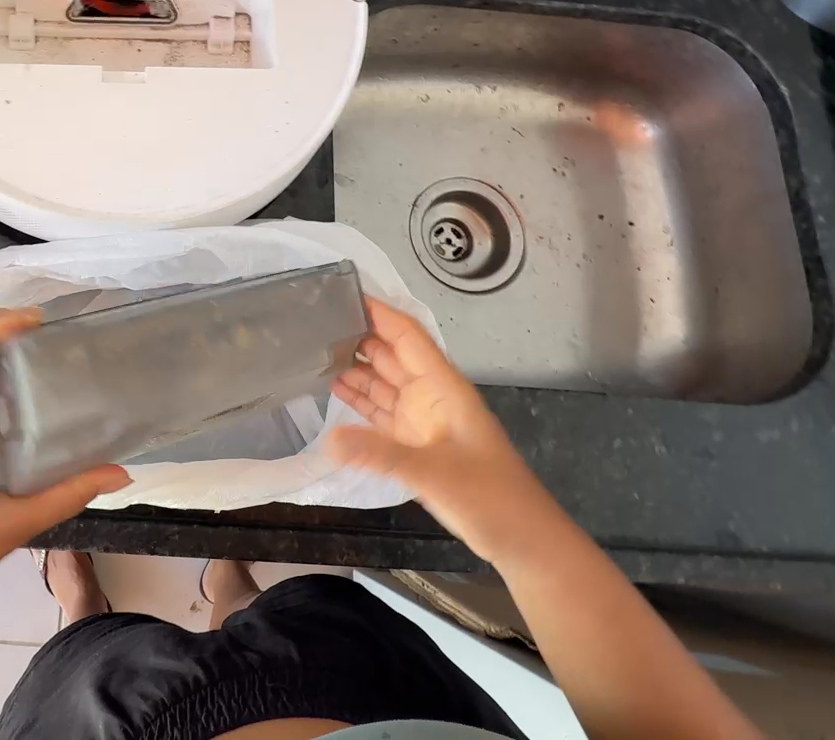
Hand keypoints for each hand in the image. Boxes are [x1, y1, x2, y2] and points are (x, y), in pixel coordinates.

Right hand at [327, 299, 572, 565]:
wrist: (523, 541)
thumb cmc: (491, 497)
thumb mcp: (435, 474)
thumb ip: (381, 453)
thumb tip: (329, 440)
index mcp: (442, 386)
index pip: (406, 335)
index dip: (378, 312)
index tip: (342, 294)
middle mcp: (429, 394)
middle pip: (389, 353)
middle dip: (356, 336)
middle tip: (311, 325)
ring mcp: (420, 419)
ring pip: (382, 381)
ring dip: (353, 367)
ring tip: (311, 353)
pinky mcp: (413, 443)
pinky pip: (379, 411)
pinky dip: (357, 399)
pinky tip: (332, 388)